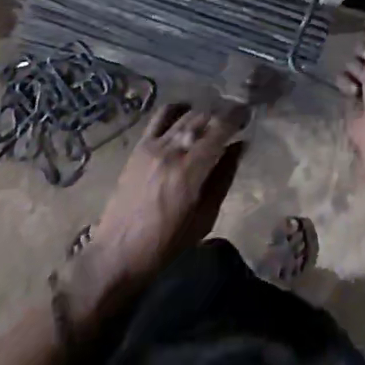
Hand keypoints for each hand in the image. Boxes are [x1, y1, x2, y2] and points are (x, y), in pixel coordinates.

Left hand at [80, 105, 240, 292]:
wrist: (116, 254)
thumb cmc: (165, 244)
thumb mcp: (204, 218)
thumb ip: (224, 178)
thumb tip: (240, 146)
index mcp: (191, 171)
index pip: (220, 129)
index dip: (237, 118)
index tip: (248, 116)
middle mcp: (173, 151)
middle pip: (204, 117)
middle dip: (224, 114)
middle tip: (235, 118)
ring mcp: (153, 146)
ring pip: (186, 115)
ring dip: (205, 113)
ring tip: (215, 118)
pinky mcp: (139, 147)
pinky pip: (160, 116)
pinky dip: (177, 109)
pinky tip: (186, 113)